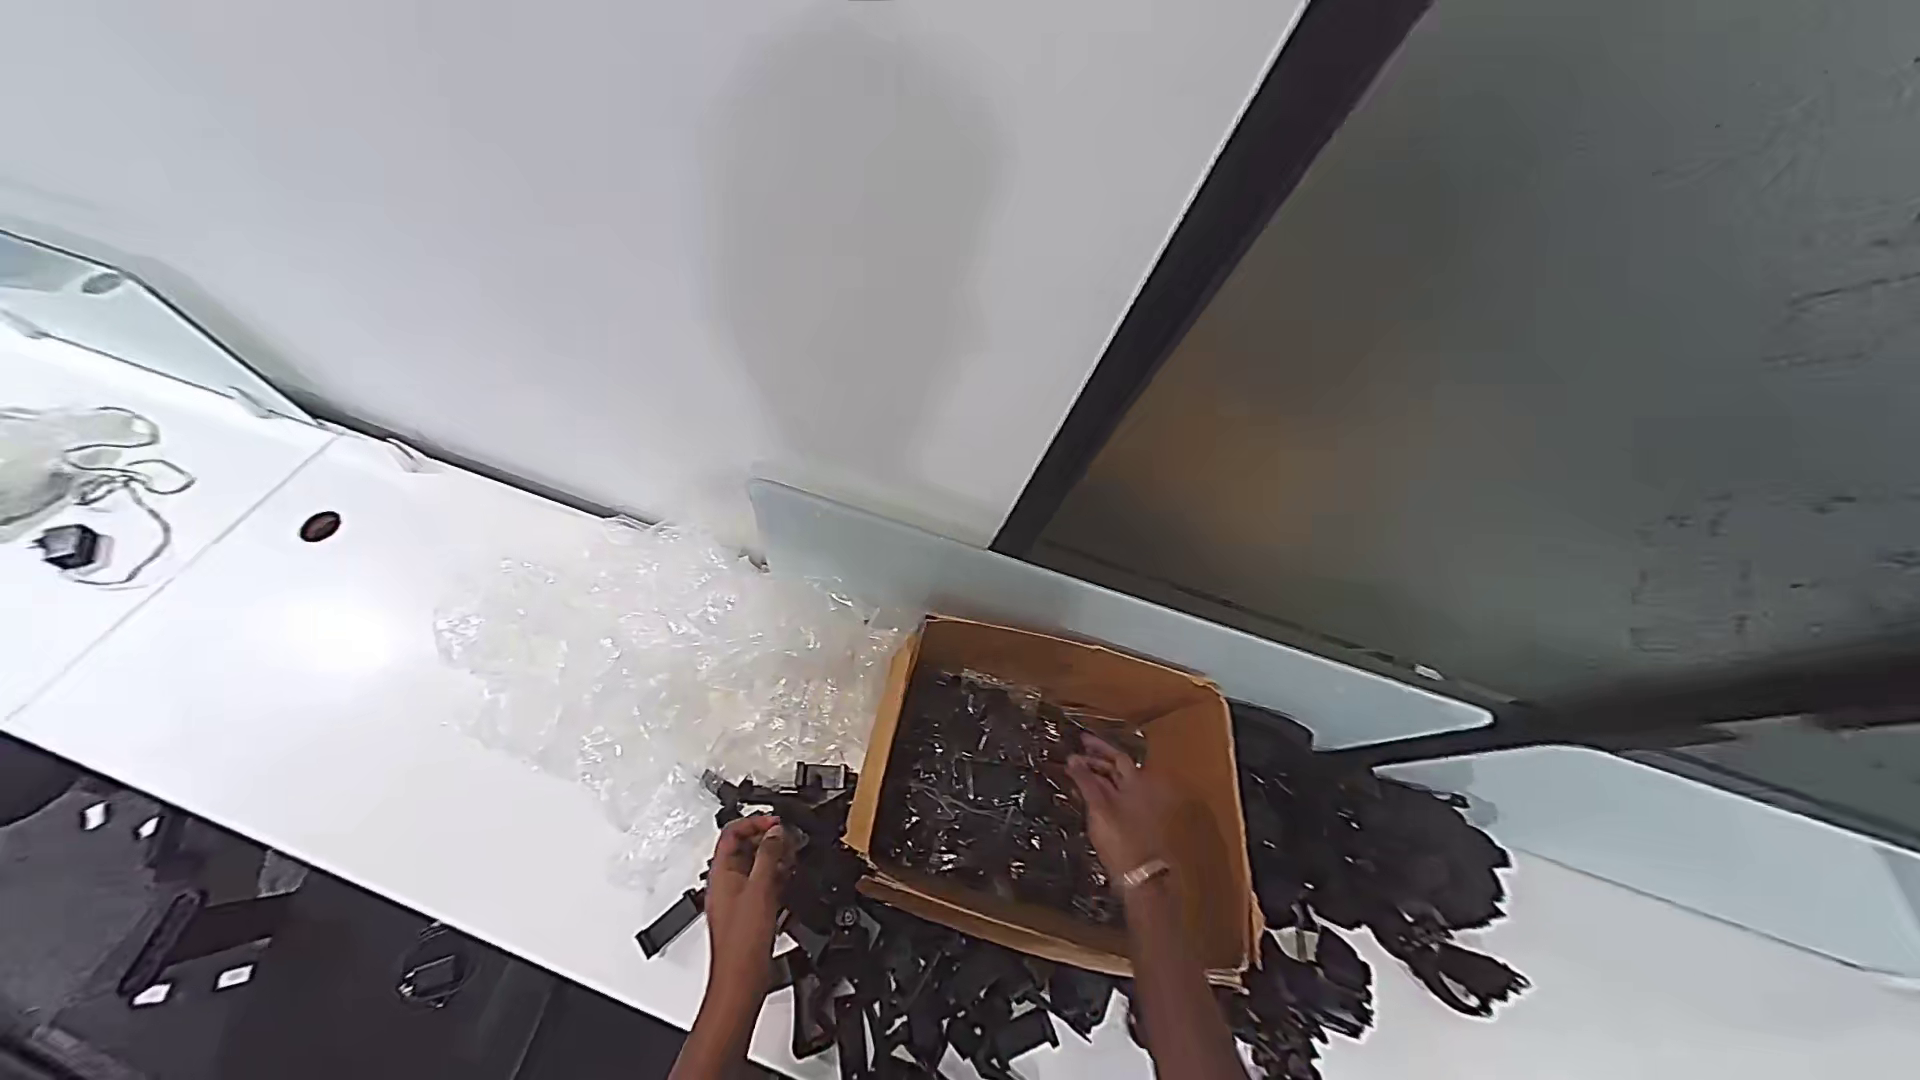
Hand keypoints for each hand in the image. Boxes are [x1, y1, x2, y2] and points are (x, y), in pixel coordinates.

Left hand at [704, 815, 790, 997]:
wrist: (742, 978)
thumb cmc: (741, 941)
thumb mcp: (759, 888)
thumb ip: (768, 855)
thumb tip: (774, 831)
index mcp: (721, 873)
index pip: (732, 833)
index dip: (753, 822)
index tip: (774, 822)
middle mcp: (727, 882)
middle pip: (745, 846)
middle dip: (767, 838)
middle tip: (787, 837)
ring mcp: (739, 896)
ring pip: (755, 864)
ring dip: (773, 856)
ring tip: (790, 855)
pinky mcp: (750, 910)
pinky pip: (763, 882)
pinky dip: (776, 875)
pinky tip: (788, 877)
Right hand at [1066, 734, 1172, 887]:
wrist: (1141, 877)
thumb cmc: (1120, 838)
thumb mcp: (1099, 807)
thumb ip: (1085, 781)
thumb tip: (1073, 758)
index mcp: (1137, 781)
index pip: (1117, 755)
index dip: (1098, 747)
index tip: (1081, 739)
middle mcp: (1142, 790)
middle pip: (1119, 768)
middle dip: (1098, 759)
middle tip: (1076, 754)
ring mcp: (1140, 807)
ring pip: (1118, 784)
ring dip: (1099, 776)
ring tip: (1078, 772)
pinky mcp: (1135, 822)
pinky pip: (1117, 798)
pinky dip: (1103, 791)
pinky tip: (1089, 795)